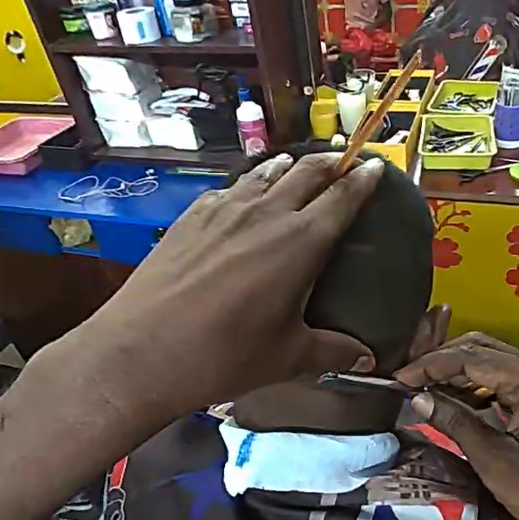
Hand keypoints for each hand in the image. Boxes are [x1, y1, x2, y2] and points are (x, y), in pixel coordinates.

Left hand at [36, 151, 385, 422]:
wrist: (142, 350)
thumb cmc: (225, 356)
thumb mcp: (289, 357)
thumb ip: (333, 350)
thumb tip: (366, 357)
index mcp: (301, 242)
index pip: (343, 196)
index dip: (363, 178)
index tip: (375, 165)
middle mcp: (266, 213)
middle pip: (307, 171)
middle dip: (331, 162)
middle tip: (344, 161)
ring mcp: (225, 208)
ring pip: (266, 172)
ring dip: (289, 166)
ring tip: (298, 166)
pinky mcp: (192, 214)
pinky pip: (232, 187)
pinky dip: (250, 183)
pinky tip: (246, 194)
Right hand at [396, 343, 518, 519]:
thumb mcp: (497, 463)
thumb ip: (456, 424)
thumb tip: (418, 399)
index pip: (469, 357)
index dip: (429, 366)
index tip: (398, 380)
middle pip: (480, 349)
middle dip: (440, 361)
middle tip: (407, 380)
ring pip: (491, 361)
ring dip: (456, 371)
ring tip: (422, 388)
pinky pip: (504, 379)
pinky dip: (475, 384)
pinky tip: (453, 398)